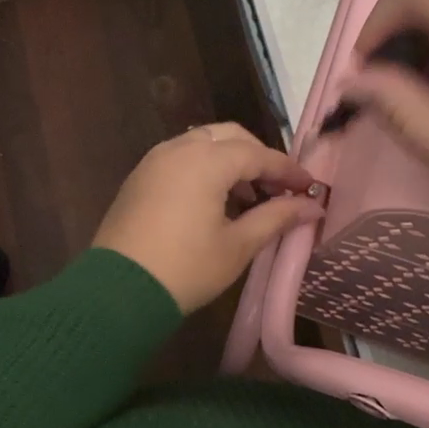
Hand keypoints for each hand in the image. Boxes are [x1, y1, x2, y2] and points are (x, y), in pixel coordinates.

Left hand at [94, 123, 324, 313]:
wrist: (117, 290)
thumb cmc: (186, 269)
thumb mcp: (237, 246)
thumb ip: (276, 218)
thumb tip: (311, 206)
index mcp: (206, 160)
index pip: (258, 154)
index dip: (287, 171)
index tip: (309, 189)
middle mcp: (178, 149)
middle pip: (229, 137)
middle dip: (257, 158)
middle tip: (278, 190)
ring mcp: (153, 161)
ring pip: (201, 144)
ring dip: (229, 161)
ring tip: (248, 198)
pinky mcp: (138, 178)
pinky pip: (179, 159)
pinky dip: (203, 168)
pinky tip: (214, 200)